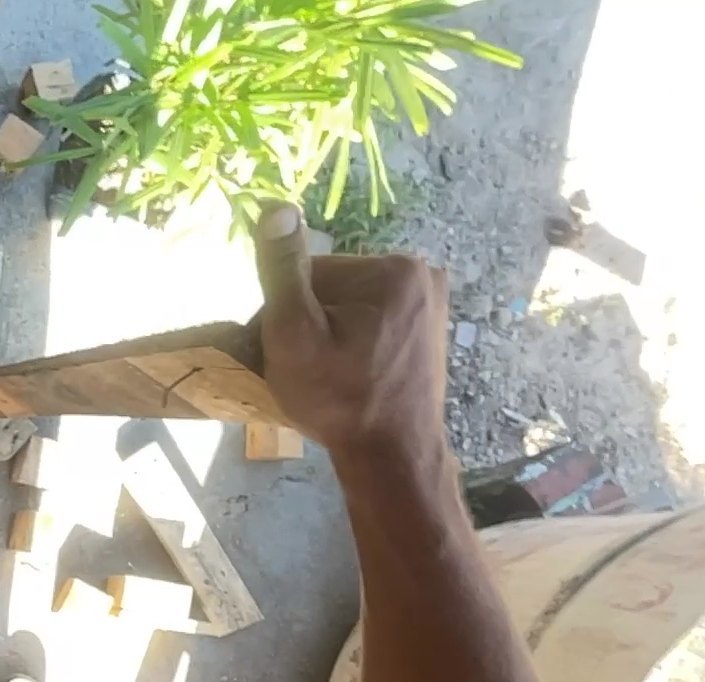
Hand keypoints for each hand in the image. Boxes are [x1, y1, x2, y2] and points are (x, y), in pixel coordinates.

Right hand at [252, 201, 450, 462]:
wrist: (390, 451)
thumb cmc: (336, 395)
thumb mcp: (294, 332)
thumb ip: (281, 271)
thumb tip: (274, 207)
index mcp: (391, 269)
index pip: (307, 276)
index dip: (282, 316)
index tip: (281, 353)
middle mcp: (421, 275)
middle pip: (328, 290)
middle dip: (304, 325)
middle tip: (299, 369)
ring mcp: (430, 303)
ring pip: (346, 310)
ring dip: (322, 338)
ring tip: (320, 377)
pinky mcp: (428, 330)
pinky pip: (368, 326)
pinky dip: (346, 347)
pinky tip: (344, 376)